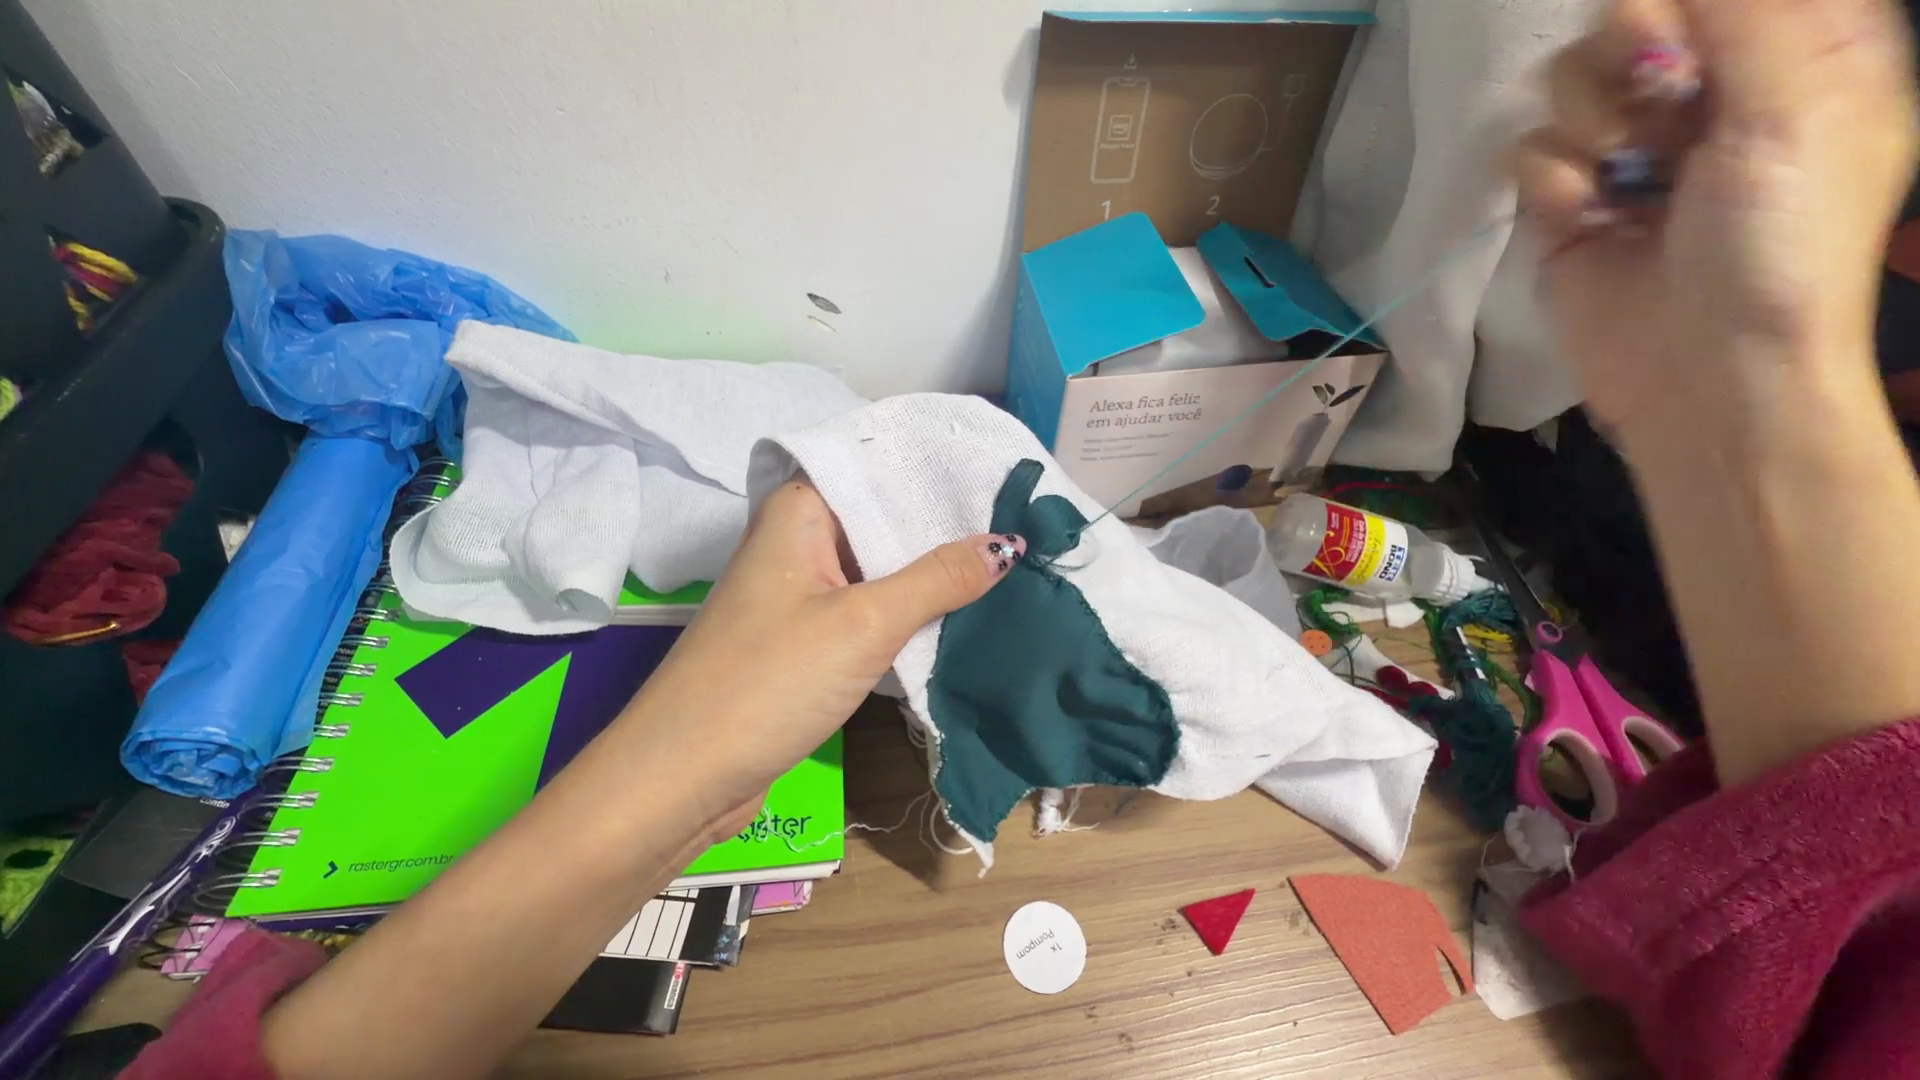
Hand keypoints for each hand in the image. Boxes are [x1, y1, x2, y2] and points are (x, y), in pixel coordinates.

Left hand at [623, 477, 1022, 820]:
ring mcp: (799, 590)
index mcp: (800, 510)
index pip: (878, 467)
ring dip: (930, 569)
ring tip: (1008, 559)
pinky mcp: (804, 636)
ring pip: (878, 565)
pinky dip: (907, 607)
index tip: (1004, 473)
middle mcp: (797, 539)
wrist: (684, 776)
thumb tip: (1006, 544)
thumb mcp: (864, 624)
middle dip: (945, 522)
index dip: (939, 468)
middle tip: (1024, 519)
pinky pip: (867, 605)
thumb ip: (937, 580)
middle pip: (882, 516)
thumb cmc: (770, 681)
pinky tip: (959, 609)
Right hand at [1514, 0, 1916, 449]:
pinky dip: (1551, 179)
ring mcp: (1624, 152)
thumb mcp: (1797, 109)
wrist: (1699, 366)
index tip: (1679, 37)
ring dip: (1589, 122)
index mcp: (1783, 61)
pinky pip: (1528, 153)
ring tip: (1621, 178)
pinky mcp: (1561, 204)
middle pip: (1625, 22)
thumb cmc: (1776, 241)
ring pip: (1566, 83)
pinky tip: (1583, 215)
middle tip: (1657, 95)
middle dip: (1630, 51)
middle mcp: (1699, 96)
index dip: (1683, 4)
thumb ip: (1746, 21)